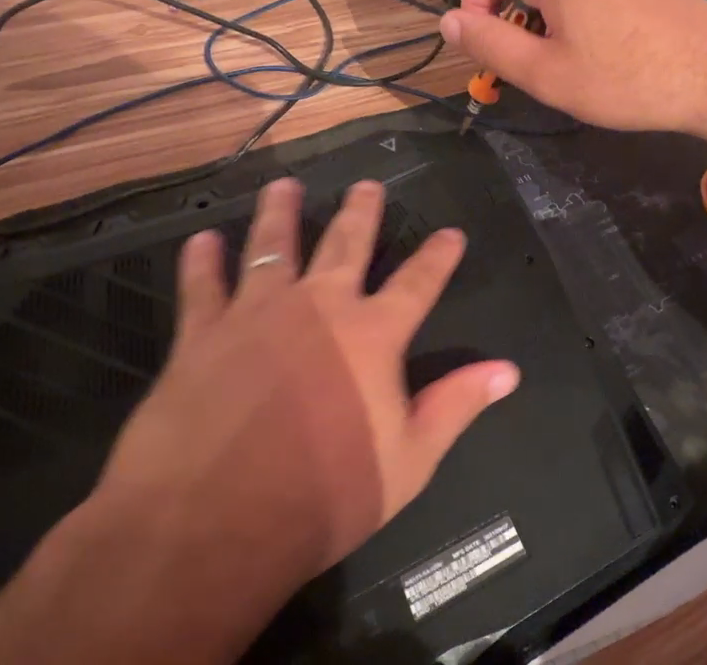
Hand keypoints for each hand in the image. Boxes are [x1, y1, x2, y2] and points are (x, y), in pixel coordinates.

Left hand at [0, 178, 518, 664]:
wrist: (210, 521)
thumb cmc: (323, 495)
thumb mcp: (408, 461)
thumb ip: (455, 406)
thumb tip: (507, 370)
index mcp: (372, 335)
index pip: (417, 284)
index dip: (437, 257)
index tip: (451, 233)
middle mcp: (317, 308)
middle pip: (345, 246)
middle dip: (360, 213)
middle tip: (366, 185)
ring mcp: (255, 315)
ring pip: (272, 248)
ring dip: (280, 214)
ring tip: (284, 186)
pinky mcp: (200, 336)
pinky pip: (202, 287)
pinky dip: (203, 262)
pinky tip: (204, 241)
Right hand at [439, 0, 706, 174]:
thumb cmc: (630, 82)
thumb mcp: (549, 74)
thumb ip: (491, 44)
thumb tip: (449, 20)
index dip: (473, 1)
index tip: (494, 48)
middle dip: (514, 15)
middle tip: (538, 67)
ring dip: (550, 19)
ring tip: (578, 65)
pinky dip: (584, 14)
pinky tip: (612, 53)